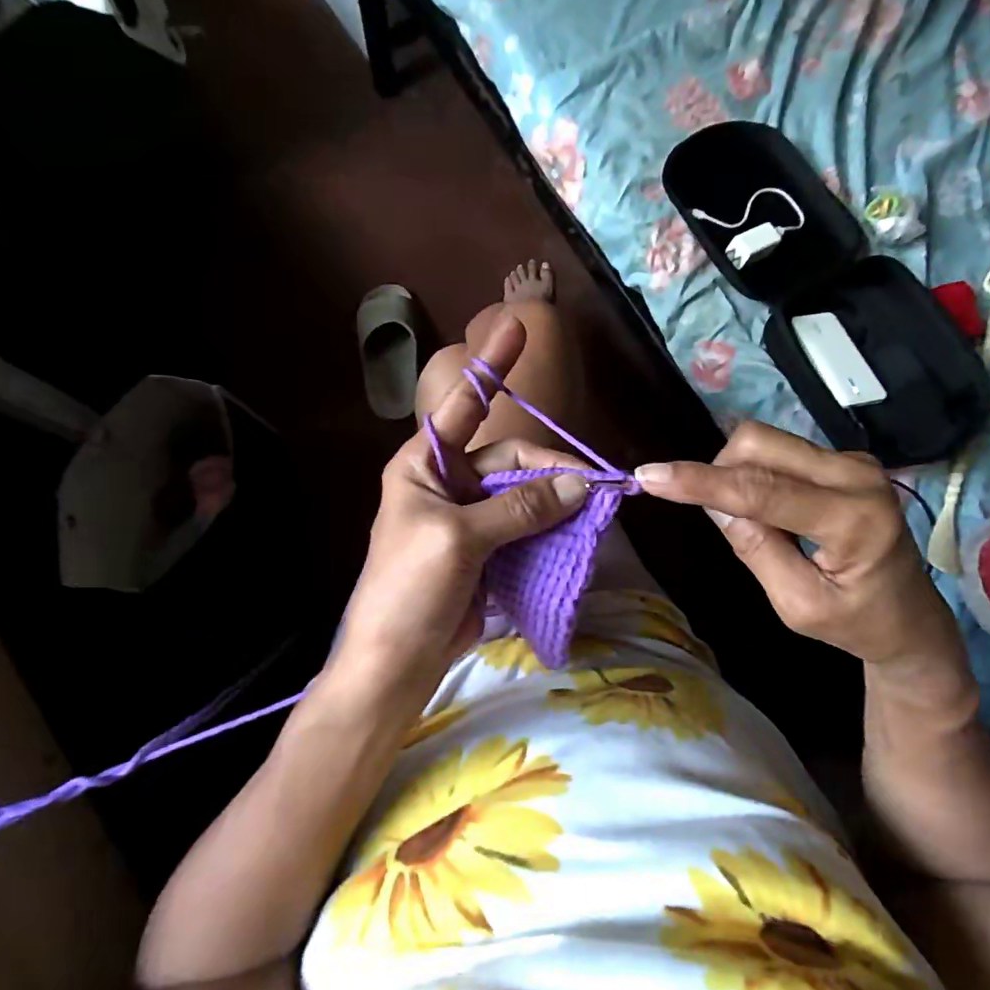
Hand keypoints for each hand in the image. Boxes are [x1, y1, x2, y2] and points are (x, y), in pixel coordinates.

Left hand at [330, 317, 590, 703]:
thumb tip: (579, 483)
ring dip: (556, 500)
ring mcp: (467, 520)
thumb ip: (519, 508)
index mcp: (423, 465)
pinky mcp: (485, 553)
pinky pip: (526, 529)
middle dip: (549, 466)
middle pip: (508, 459)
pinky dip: (550, 530)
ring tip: (595, 509)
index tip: (517, 325)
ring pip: (523, 495)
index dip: (491, 367)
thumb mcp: (460, 539)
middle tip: (594, 485)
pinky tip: (576, 535)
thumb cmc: (410, 588)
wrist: (394, 664)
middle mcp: (445, 483)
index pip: (463, 406)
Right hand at [634, 421, 956, 669]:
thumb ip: (756, 549)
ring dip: (736, 474)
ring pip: (764, 441)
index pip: (759, 489)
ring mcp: (853, 461)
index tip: (648, 475)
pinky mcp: (843, 459)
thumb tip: (716, 504)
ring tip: (755, 523)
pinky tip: (771, 512)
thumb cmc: (855, 622)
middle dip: (719, 472)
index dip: (699, 481)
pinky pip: (777, 450)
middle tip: (724, 520)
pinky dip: (754, 475)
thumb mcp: (798, 605)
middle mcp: (857, 475)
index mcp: (853, 519)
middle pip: (758, 444)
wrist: (910, 617)